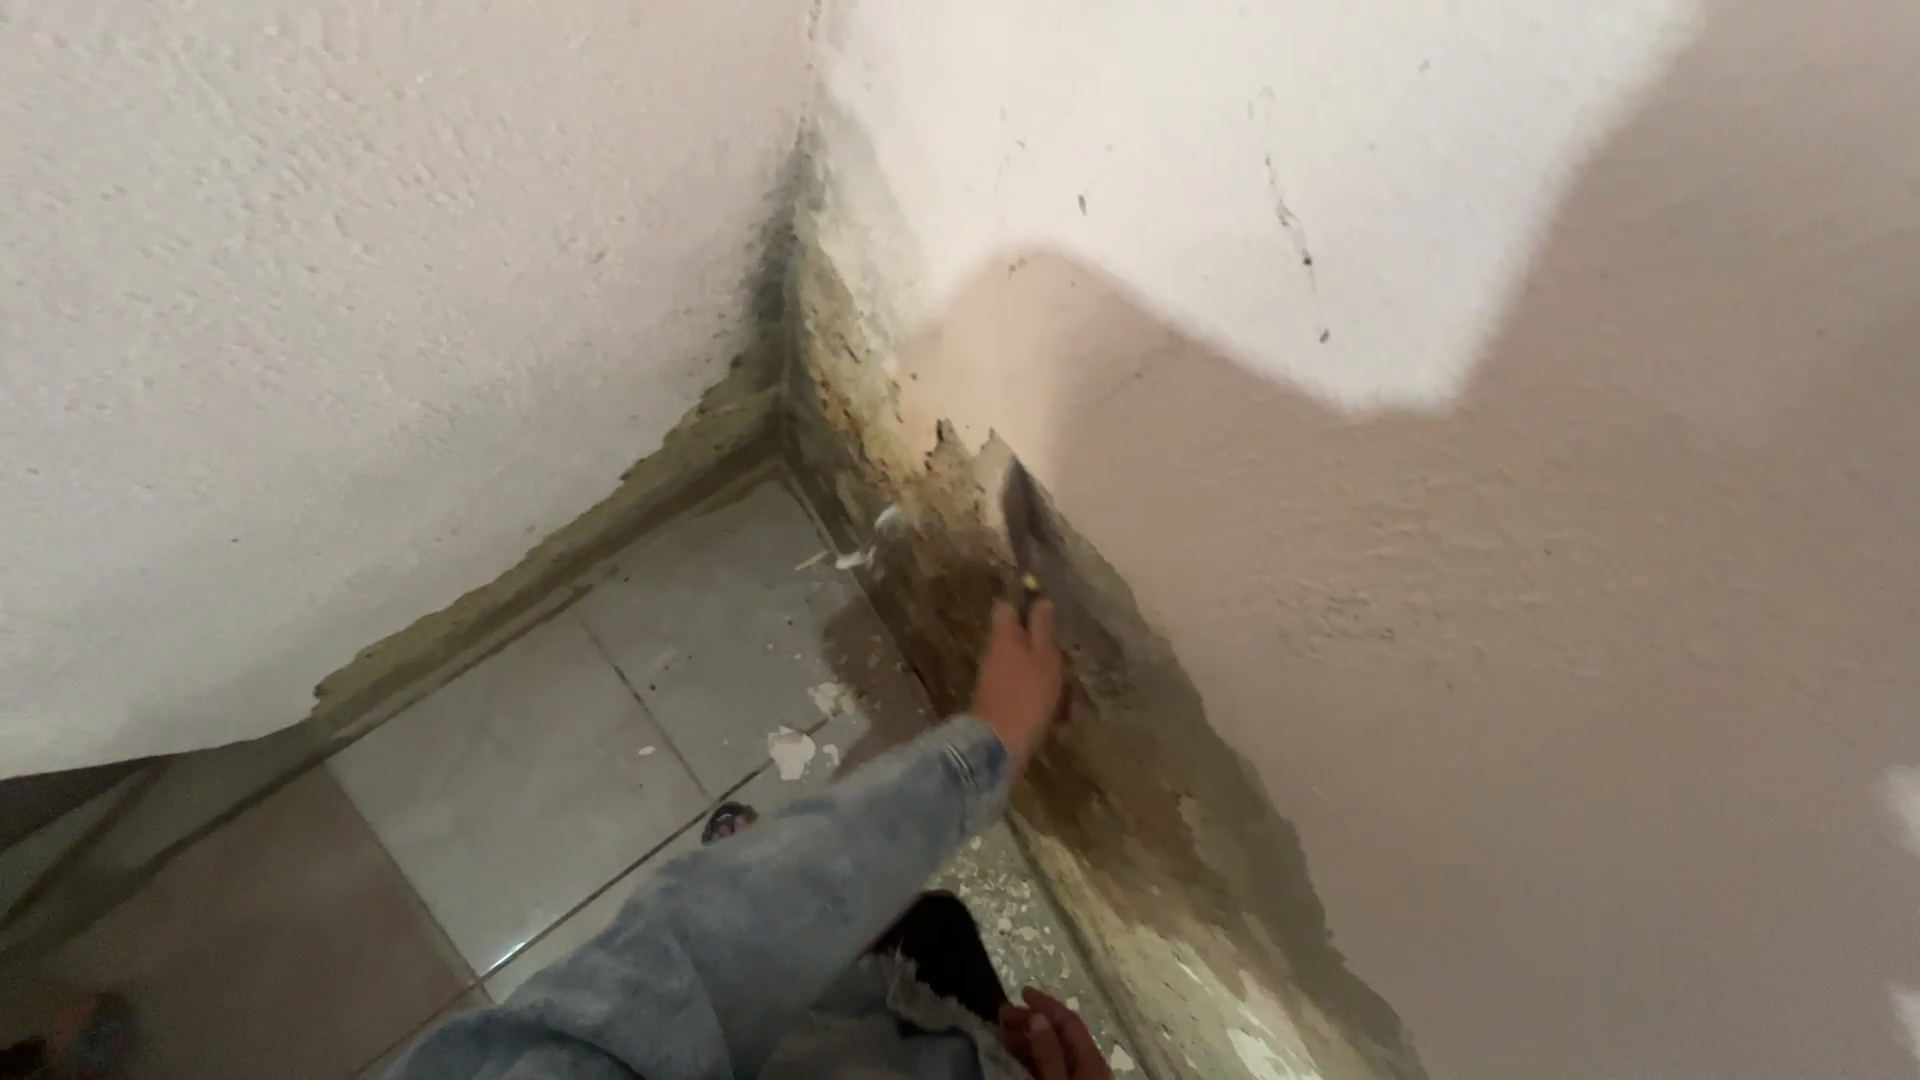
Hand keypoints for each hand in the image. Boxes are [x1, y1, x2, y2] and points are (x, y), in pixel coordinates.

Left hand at [970, 599, 1064, 772]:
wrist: (998, 747)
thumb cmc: (1026, 697)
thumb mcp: (1044, 658)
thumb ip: (1043, 628)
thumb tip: (1041, 599)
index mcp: (1005, 638)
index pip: (1007, 609)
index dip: (1026, 609)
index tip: (1049, 621)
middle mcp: (997, 657)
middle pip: (1028, 647)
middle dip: (1054, 662)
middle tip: (1069, 679)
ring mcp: (998, 683)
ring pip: (1033, 676)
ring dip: (1055, 692)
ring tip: (1069, 714)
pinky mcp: (1002, 708)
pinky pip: (1028, 700)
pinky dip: (1044, 711)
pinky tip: (1058, 729)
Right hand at [995, 987, 1110, 1079]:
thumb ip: (1049, 1052)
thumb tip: (1037, 1015)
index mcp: (1092, 1059)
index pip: (1069, 1021)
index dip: (1046, 1003)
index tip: (1021, 991)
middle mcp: (1086, 1065)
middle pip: (1058, 1033)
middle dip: (1030, 1019)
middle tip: (1002, 1011)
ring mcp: (1075, 1077)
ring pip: (1049, 1050)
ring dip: (1025, 1037)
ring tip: (1000, 1029)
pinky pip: (1045, 1065)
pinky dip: (1028, 1056)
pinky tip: (1011, 1050)